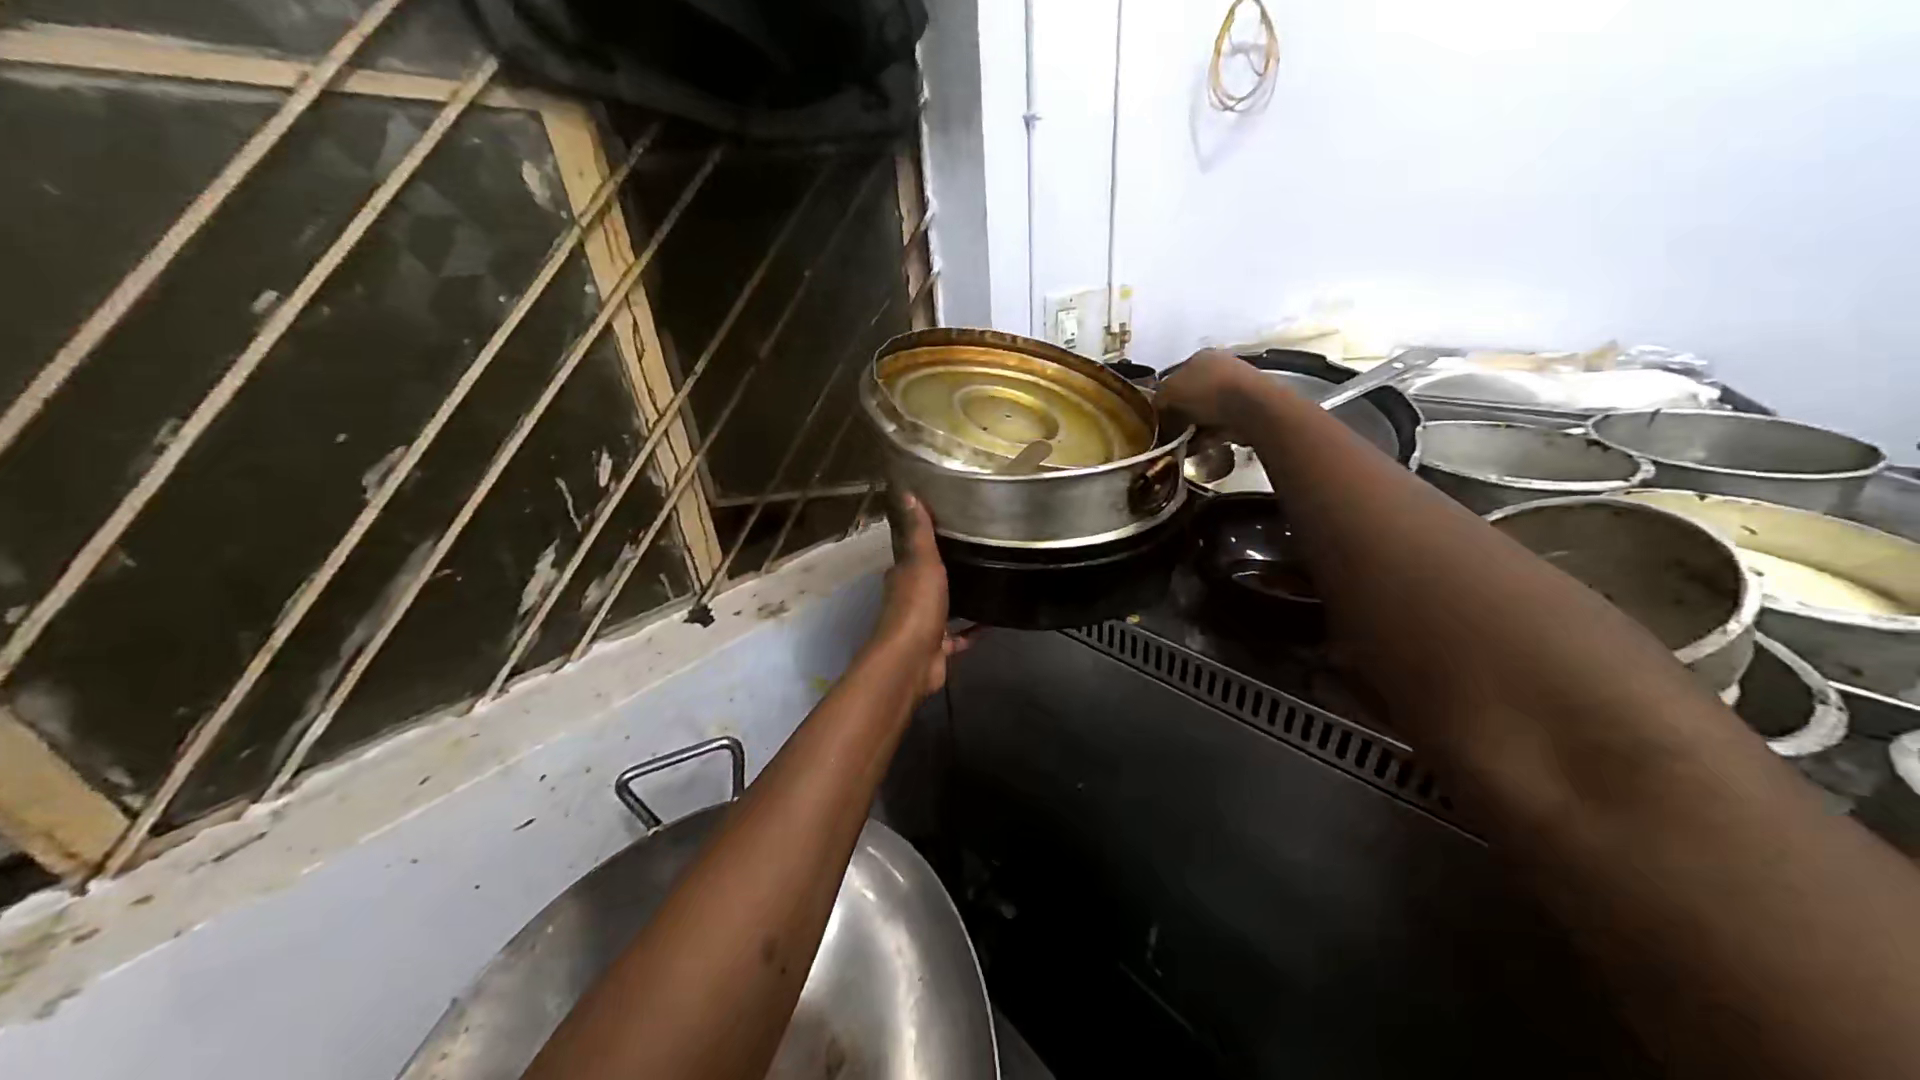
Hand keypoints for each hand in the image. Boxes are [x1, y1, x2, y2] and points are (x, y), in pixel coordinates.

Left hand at [870, 494, 969, 696]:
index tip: (947, 526)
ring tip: (988, 582)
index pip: (912, 553)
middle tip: (976, 552)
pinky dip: (973, 630)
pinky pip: (959, 636)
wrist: (914, 659)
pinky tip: (993, 619)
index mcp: (902, 576)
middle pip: (928, 580)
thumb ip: (920, 531)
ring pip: (944, 608)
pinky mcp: (939, 648)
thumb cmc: (916, 606)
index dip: (925, 541)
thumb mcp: (922, 561)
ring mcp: (923, 626)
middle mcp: (909, 600)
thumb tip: (907, 492)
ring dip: (960, 599)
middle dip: (946, 570)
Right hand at [1156, 348, 1265, 435]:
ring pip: (1204, 412)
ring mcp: (1235, 388)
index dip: (1163, 399)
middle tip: (1168, 434)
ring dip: (1193, 428)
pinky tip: (1197, 448)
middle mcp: (1218, 368)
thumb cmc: (1205, 393)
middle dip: (1179, 416)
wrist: (1252, 408)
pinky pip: (1219, 425)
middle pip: (1190, 396)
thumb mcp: (1168, 394)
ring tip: (1181, 445)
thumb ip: (1157, 403)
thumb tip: (1157, 417)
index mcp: (1199, 357)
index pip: (1173, 377)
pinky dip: (1207, 437)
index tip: (1157, 418)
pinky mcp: (1247, 409)